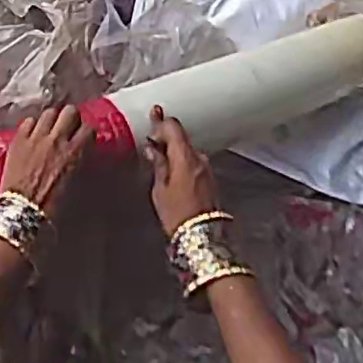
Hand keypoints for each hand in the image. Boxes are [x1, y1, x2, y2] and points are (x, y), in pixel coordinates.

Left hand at [0, 105, 95, 211]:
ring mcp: (36, 137)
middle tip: (68, 129)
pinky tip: (33, 136)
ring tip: (50, 130)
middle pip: (70, 111)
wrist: (21, 214)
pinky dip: (33, 126)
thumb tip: (85, 157)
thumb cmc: (54, 208)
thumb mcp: (78, 187)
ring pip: (49, 112)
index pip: (89, 128)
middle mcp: (57, 139)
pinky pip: (29, 121)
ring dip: (52, 120)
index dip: (87, 133)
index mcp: (75, 152)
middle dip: (71, 119)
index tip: (84, 139)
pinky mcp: (18, 139)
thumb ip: (82, 165)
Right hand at [146, 105, 219, 234]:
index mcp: (185, 156)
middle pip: (181, 137)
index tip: (151, 123)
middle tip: (152, 144)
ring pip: (187, 150)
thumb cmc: (178, 215)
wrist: (204, 239)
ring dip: (175, 151)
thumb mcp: (160, 190)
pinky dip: (183, 161)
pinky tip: (174, 174)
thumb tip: (153, 148)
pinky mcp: (211, 178)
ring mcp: (207, 168)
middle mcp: (199, 157)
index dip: (161, 122)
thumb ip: (158, 164)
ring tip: (161, 163)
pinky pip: (194, 162)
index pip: (174, 126)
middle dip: (166, 138)